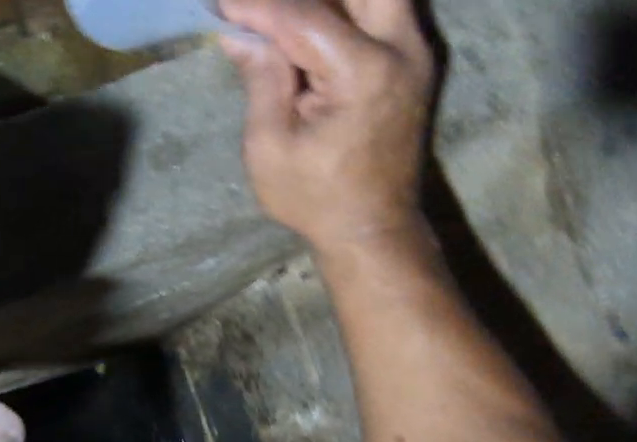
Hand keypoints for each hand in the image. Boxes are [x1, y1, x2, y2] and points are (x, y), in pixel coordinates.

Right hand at [218, 0, 436, 255]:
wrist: (370, 226)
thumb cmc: (312, 197)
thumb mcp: (270, 147)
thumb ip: (261, 81)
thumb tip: (239, 33)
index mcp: (362, 72)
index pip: (305, 16)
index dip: (260, 6)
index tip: (222, 4)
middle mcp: (401, 46)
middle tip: (261, 11)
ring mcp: (415, 48)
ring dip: (327, 3)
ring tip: (283, 20)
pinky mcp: (414, 56)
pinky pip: (382, 10)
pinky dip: (345, 10)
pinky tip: (310, 28)